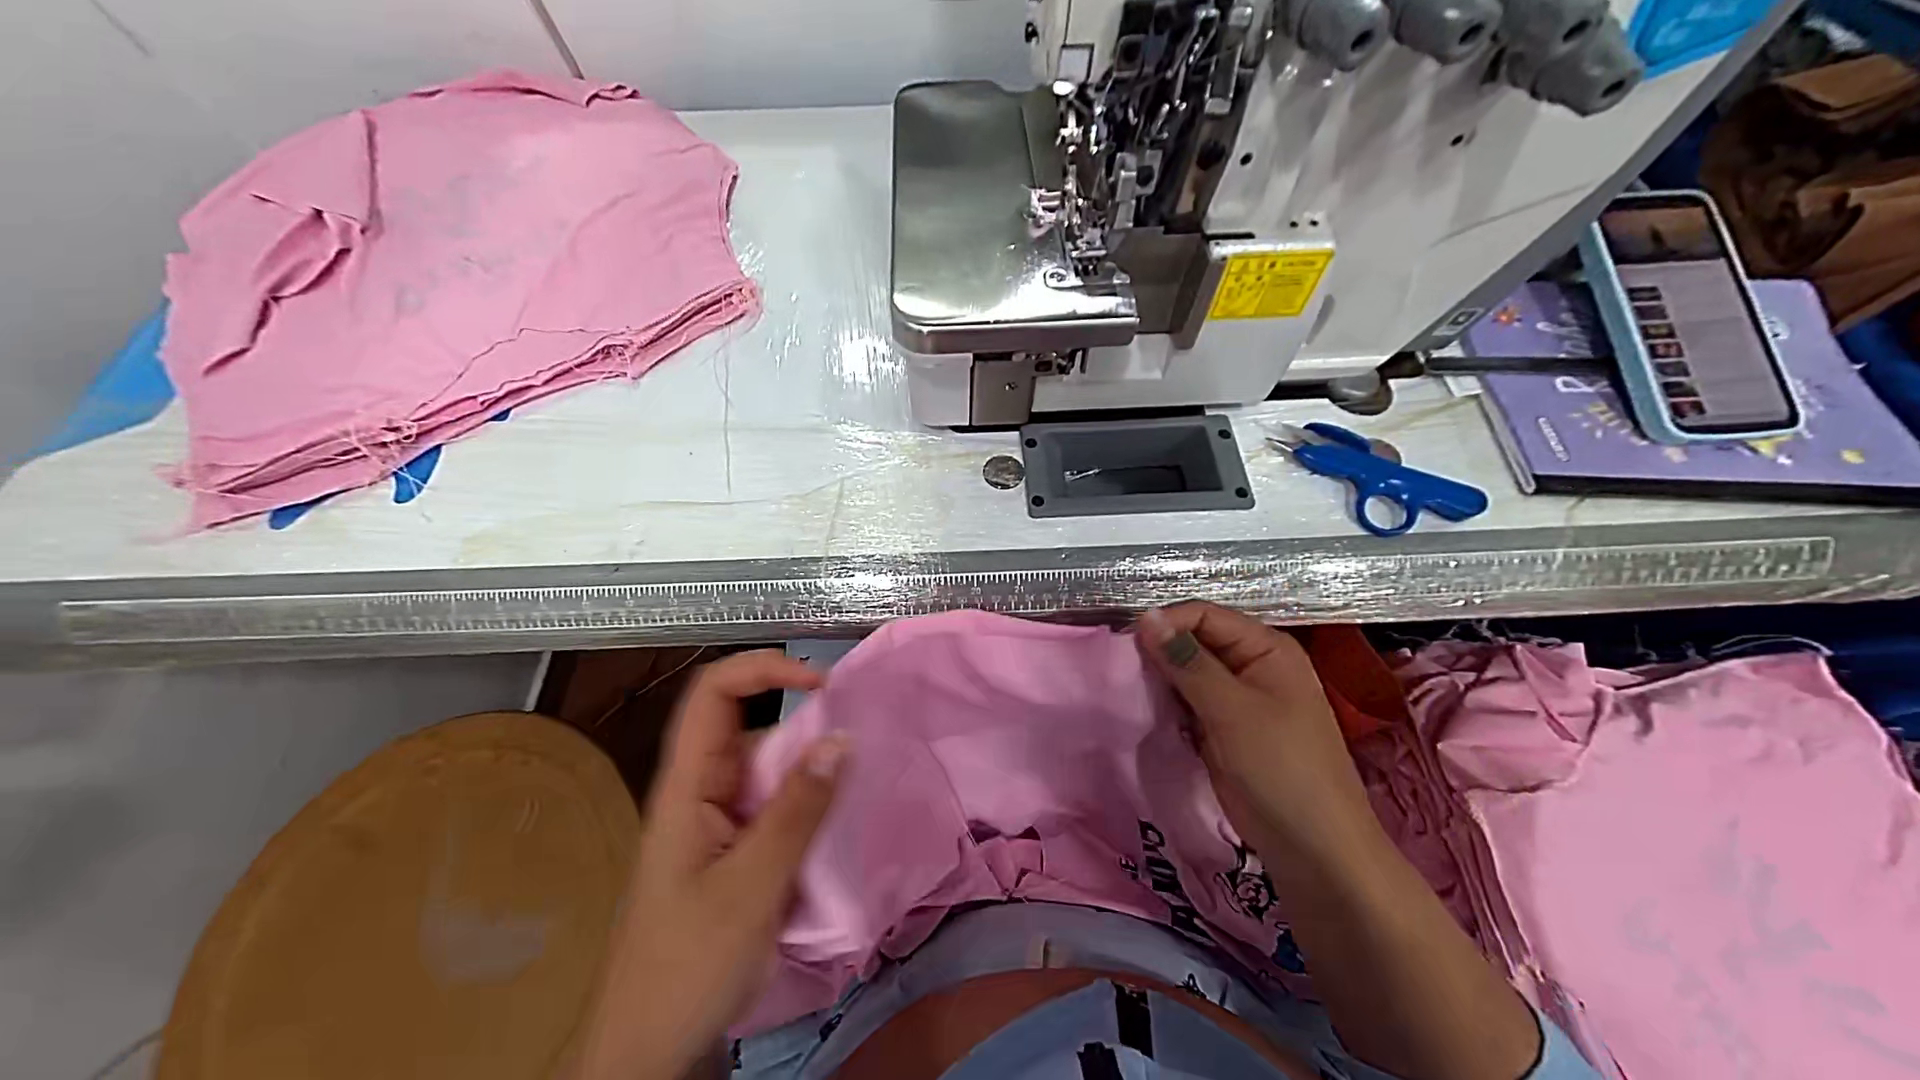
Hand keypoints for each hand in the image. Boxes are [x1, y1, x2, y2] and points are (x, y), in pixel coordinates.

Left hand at [572, 651, 847, 1079]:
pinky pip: (776, 808)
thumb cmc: (686, 967)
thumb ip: (797, 812)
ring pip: (769, 770)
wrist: (646, 1051)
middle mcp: (701, 792)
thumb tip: (842, 740)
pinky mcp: (734, 852)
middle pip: (749, 727)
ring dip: (811, 770)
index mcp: (688, 786)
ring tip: (859, 785)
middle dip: (804, 725)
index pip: (714, 694)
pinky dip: (809, 805)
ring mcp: (717, 823)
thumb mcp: (750, 888)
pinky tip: (840, 822)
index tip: (820, 684)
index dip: (763, 669)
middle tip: (857, 746)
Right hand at [1136, 603, 1384, 869]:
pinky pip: (1186, 703)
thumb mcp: (1231, 710)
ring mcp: (1236, 699)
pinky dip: (1166, 705)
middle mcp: (1251, 665)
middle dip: (1159, 652)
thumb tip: (1146, 616)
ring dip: (1159, 680)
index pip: (1203, 615)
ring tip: (1130, 692)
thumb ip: (1187, 661)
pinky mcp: (1222, 729)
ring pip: (1185, 673)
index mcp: (1266, 648)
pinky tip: (1145, 713)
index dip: (1166, 624)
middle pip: (1193, 641)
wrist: (1314, 850)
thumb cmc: (1282, 770)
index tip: (1125, 645)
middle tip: (1122, 671)